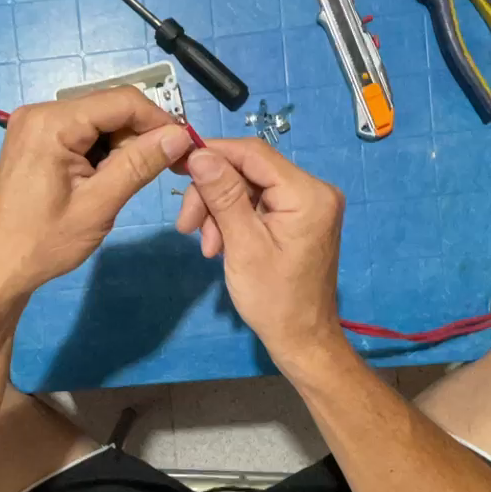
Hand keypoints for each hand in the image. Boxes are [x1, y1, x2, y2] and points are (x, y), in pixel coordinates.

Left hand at [0, 87, 190, 303]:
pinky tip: (104, 182)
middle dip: (139, 136)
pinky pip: (80, 135)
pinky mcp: (33, 141)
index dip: (159, 121)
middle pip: (109, 108)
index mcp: (52, 122)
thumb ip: (139, 165)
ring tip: (126, 184)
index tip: (185, 148)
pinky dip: (100, 153)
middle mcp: (40, 112)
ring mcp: (33, 126)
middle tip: (161, 171)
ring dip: (121, 147)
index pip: (122, 101)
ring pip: (97, 122)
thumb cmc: (44, 243)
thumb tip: (181, 135)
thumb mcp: (99, 206)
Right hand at [175, 139, 347, 363]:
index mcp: (308, 194)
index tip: (176, 164)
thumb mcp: (243, 246)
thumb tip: (199, 154)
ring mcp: (307, 204)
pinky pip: (257, 205)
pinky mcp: (298, 218)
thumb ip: (223, 196)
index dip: (212, 153)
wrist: (301, 338)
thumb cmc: (273, 299)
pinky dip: (233, 221)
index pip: (253, 154)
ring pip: (247, 189)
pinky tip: (220, 246)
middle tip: (186, 226)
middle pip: (248, 171)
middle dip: (212, 195)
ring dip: (219, 212)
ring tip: (207, 247)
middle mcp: (314, 190)